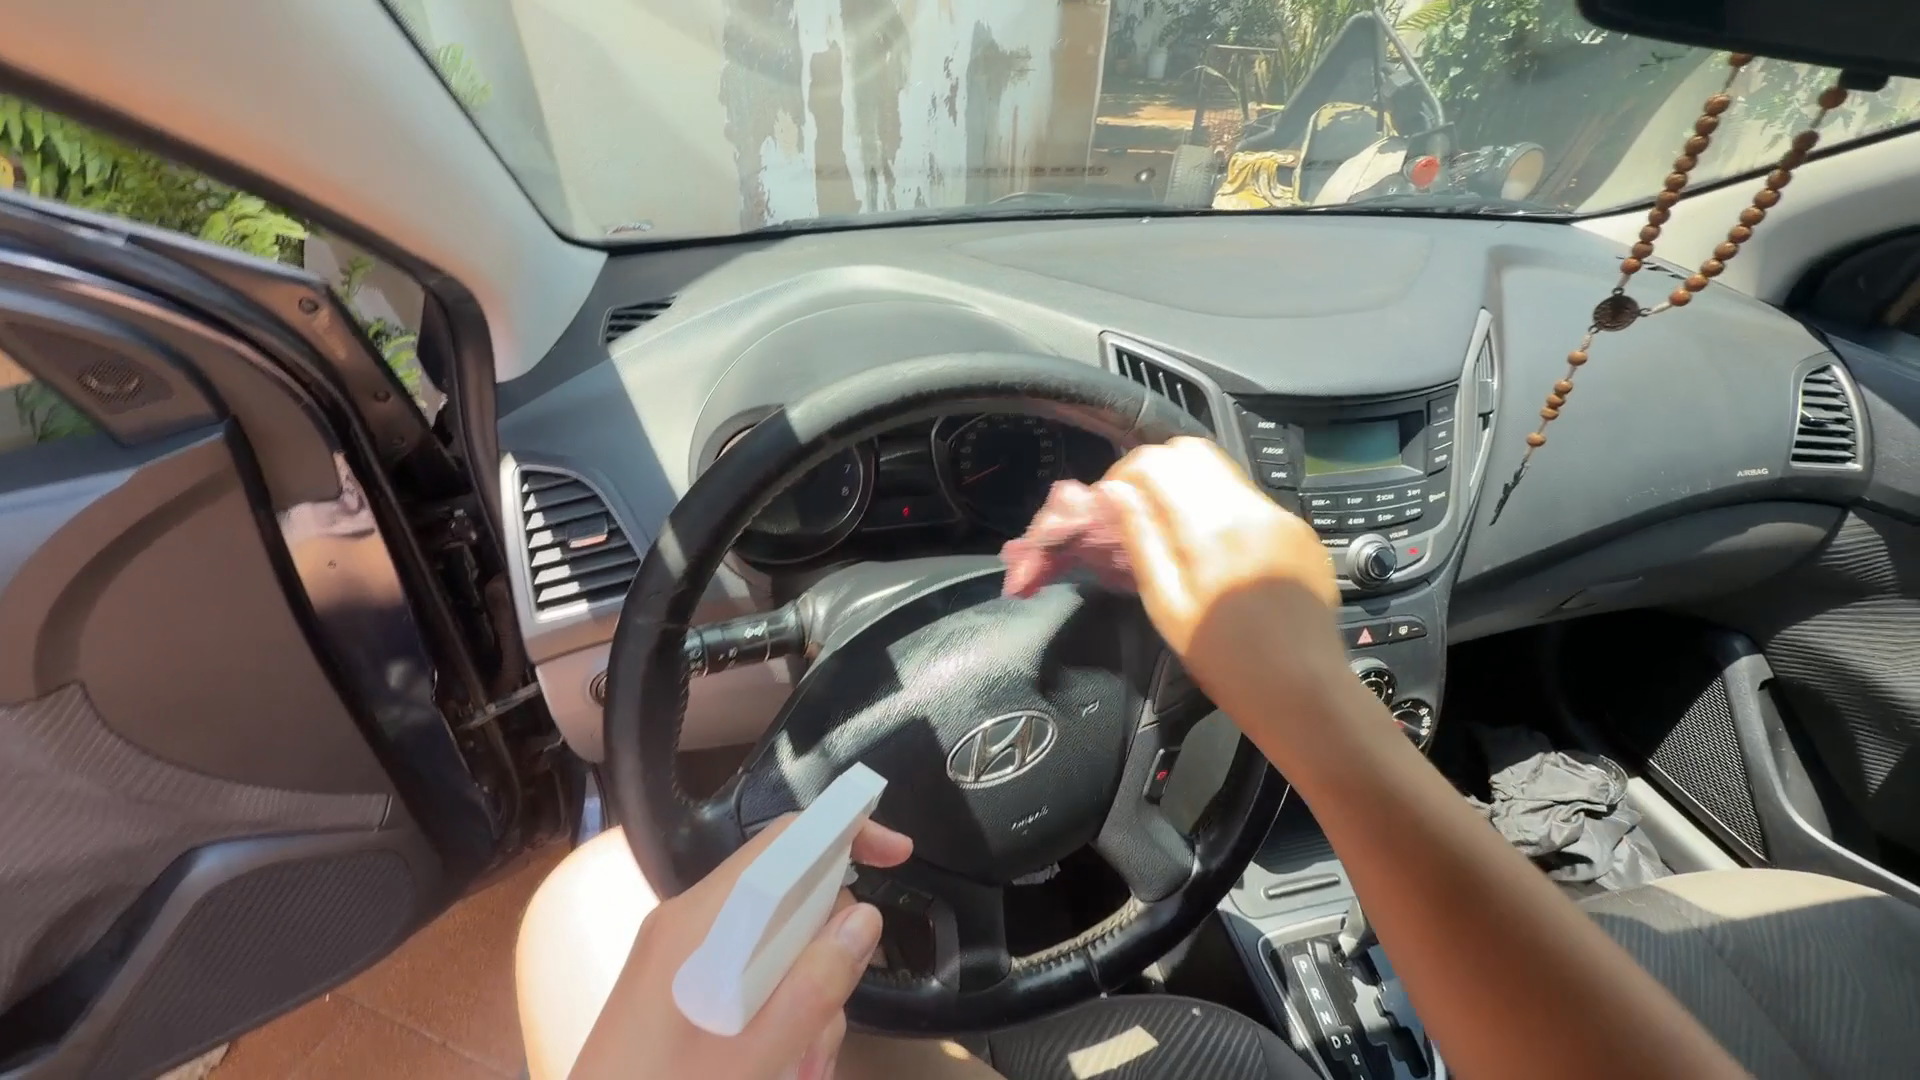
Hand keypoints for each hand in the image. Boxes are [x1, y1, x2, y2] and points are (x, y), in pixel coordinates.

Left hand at [569, 817, 912, 1079]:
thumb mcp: (749, 1064)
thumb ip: (812, 989)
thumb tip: (866, 915)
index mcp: (698, 921)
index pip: (782, 842)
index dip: (845, 831)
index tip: (899, 853)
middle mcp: (689, 924)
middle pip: (789, 899)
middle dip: (827, 955)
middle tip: (830, 1026)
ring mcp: (681, 959)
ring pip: (778, 946)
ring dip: (808, 1002)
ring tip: (803, 1068)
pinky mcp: (679, 992)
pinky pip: (752, 978)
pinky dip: (780, 1016)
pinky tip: (783, 1066)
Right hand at [1094, 438, 1349, 728]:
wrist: (1302, 689)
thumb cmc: (1223, 658)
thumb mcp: (1166, 605)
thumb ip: (1140, 539)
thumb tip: (1114, 493)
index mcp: (1211, 528)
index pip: (1157, 462)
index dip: (1124, 474)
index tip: (1112, 501)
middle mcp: (1250, 507)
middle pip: (1192, 451)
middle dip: (1156, 470)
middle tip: (1140, 507)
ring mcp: (1281, 515)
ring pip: (1222, 470)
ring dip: (1188, 485)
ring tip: (1174, 528)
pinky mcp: (1298, 529)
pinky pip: (1248, 497)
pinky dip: (1219, 505)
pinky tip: (1214, 548)